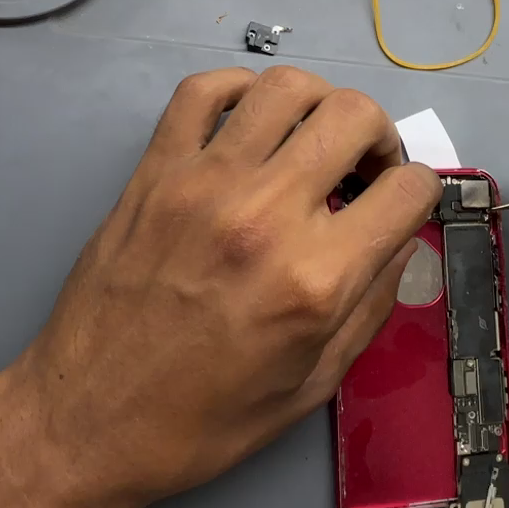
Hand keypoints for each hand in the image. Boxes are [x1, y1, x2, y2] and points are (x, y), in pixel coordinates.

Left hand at [14, 65, 440, 504]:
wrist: (88, 420)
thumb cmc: (206, 419)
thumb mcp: (315, 384)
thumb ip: (374, 301)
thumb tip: (400, 233)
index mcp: (317, 278)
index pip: (408, 190)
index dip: (420, 192)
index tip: (399, 204)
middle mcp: (266, 214)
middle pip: (354, 115)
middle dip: (379, 135)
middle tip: (362, 169)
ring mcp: (203, 182)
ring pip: (285, 87)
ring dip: (318, 104)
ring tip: (310, 140)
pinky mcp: (154, 170)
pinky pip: (202, 89)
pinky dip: (239, 89)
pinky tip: (249, 124)